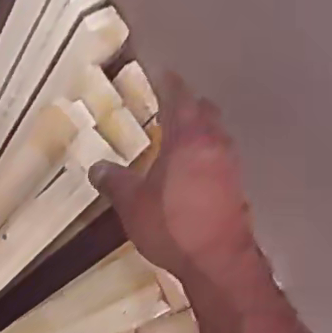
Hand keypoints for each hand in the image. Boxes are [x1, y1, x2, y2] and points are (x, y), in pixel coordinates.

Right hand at [90, 72, 257, 279]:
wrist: (215, 259)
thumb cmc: (170, 225)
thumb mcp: (132, 205)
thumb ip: (115, 182)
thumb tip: (97, 167)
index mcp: (187, 137)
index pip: (179, 97)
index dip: (168, 83)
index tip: (159, 73)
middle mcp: (213, 142)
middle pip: (202, 111)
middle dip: (185, 105)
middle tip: (165, 107)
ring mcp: (229, 163)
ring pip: (212, 133)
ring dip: (196, 131)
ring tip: (174, 138)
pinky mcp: (234, 186)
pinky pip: (216, 157)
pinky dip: (202, 154)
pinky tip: (188, 170)